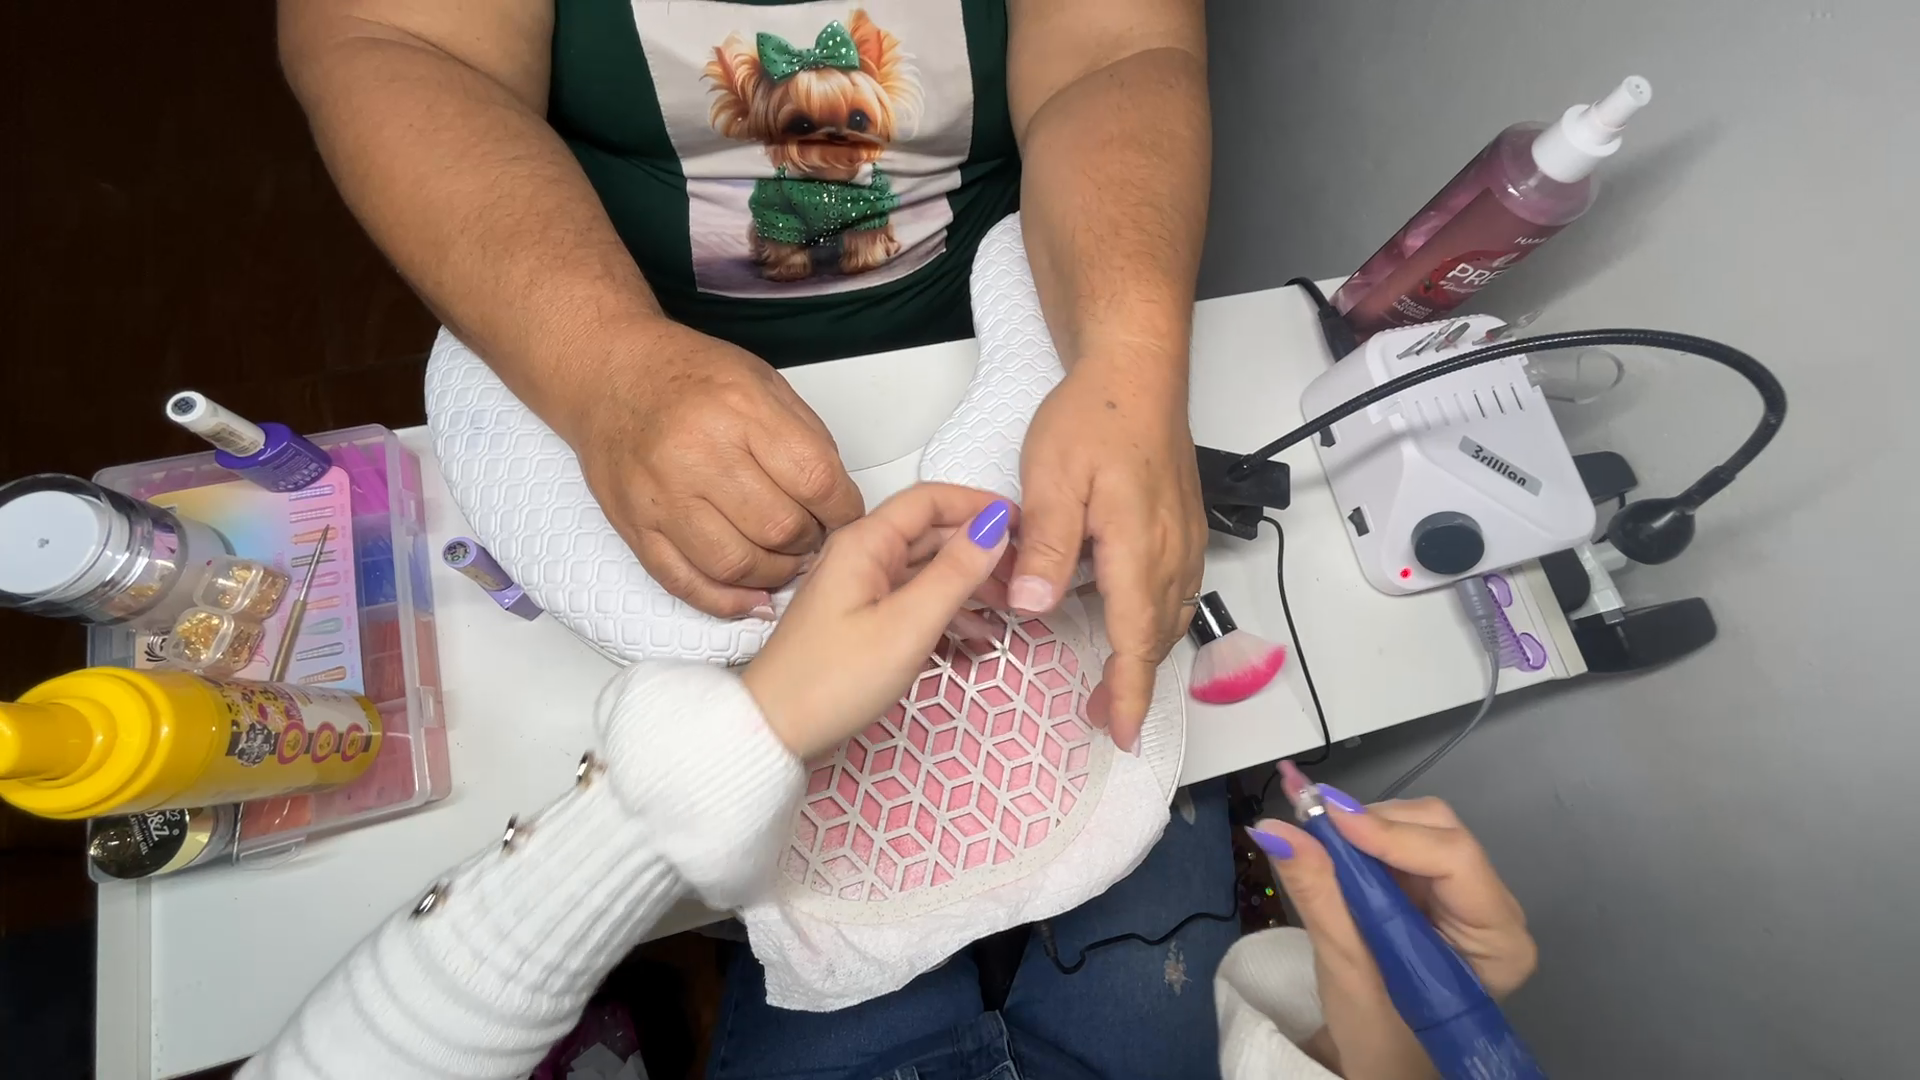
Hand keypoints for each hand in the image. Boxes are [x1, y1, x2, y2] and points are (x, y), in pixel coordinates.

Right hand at [558, 320, 865, 616]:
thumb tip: (837, 503)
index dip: (843, 510)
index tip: (845, 515)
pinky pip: (684, 581)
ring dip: (776, 574)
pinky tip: (753, 597)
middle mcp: (698, 454)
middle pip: (779, 527)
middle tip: (814, 536)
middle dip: (811, 542)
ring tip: (786, 561)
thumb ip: (807, 440)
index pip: (816, 480)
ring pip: (736, 564)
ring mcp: (662, 495)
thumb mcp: (766, 384)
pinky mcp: (634, 525)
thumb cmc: (692, 377)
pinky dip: (726, 601)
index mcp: (741, 411)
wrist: (609, 372)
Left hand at [742, 485, 1013, 759]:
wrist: (775, 731)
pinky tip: (976, 640)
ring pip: (927, 570)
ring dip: (969, 587)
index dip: (979, 506)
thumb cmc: (834, 679)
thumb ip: (955, 572)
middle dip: (981, 551)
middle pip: (932, 535)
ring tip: (1008, 614)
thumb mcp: (907, 625)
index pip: (930, 500)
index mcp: (865, 542)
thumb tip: (995, 527)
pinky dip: (947, 613)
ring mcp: (861, 586)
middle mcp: (862, 554)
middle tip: (1022, 578)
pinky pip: (914, 600)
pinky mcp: (863, 617)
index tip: (1022, 525)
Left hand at [1012, 361, 1205, 751]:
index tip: (1120, 734)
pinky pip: (1176, 588)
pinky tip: (1128, 616)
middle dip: (1134, 683)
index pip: (1136, 638)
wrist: (1136, 372)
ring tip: (1115, 680)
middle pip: (1158, 636)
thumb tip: (1034, 608)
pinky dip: (1155, 619)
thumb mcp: (1053, 478)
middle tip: (1103, 716)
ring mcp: (1183, 538)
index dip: (1128, 691)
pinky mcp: (1182, 525)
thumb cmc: (1091, 419)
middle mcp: (1171, 551)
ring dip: (1146, 654)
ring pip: (1171, 615)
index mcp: (1137, 548)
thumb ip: (1048, 546)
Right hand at [1249, 790, 1536, 1078]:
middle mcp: (1490, 905)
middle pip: (1437, 829)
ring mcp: (1461, 893)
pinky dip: (1356, 833)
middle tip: (1313, 830)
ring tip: (1319, 848)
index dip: (1389, 832)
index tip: (1324, 817)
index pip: (1454, 858)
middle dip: (1371, 823)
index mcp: (1496, 938)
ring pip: (1415, 823)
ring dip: (1360, 825)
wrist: (1389, 1065)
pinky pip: (1396, 836)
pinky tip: (1329, 848)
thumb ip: (1315, 891)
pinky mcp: (1431, 886)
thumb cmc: (1380, 1035)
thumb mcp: (1344, 965)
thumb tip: (1270, 827)